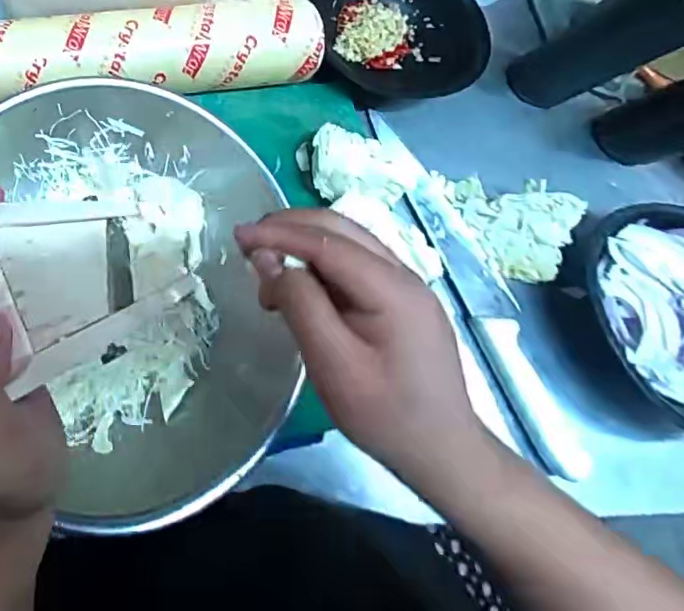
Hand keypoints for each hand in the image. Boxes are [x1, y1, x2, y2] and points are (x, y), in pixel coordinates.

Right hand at [237, 208, 489, 484]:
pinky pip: (352, 262)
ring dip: (301, 242)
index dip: (278, 234)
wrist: (446, 455)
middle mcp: (403, 274)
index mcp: (393, 288)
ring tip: (266, 269)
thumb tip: (268, 261)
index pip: (326, 242)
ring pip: (345, 240)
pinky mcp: (400, 299)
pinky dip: (317, 261)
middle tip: (247, 247)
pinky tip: (298, 284)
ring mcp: (405, 285)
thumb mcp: (334, 365)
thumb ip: (300, 304)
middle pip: (338, 229)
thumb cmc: (387, 415)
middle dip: (288, 228)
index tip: (237, 237)